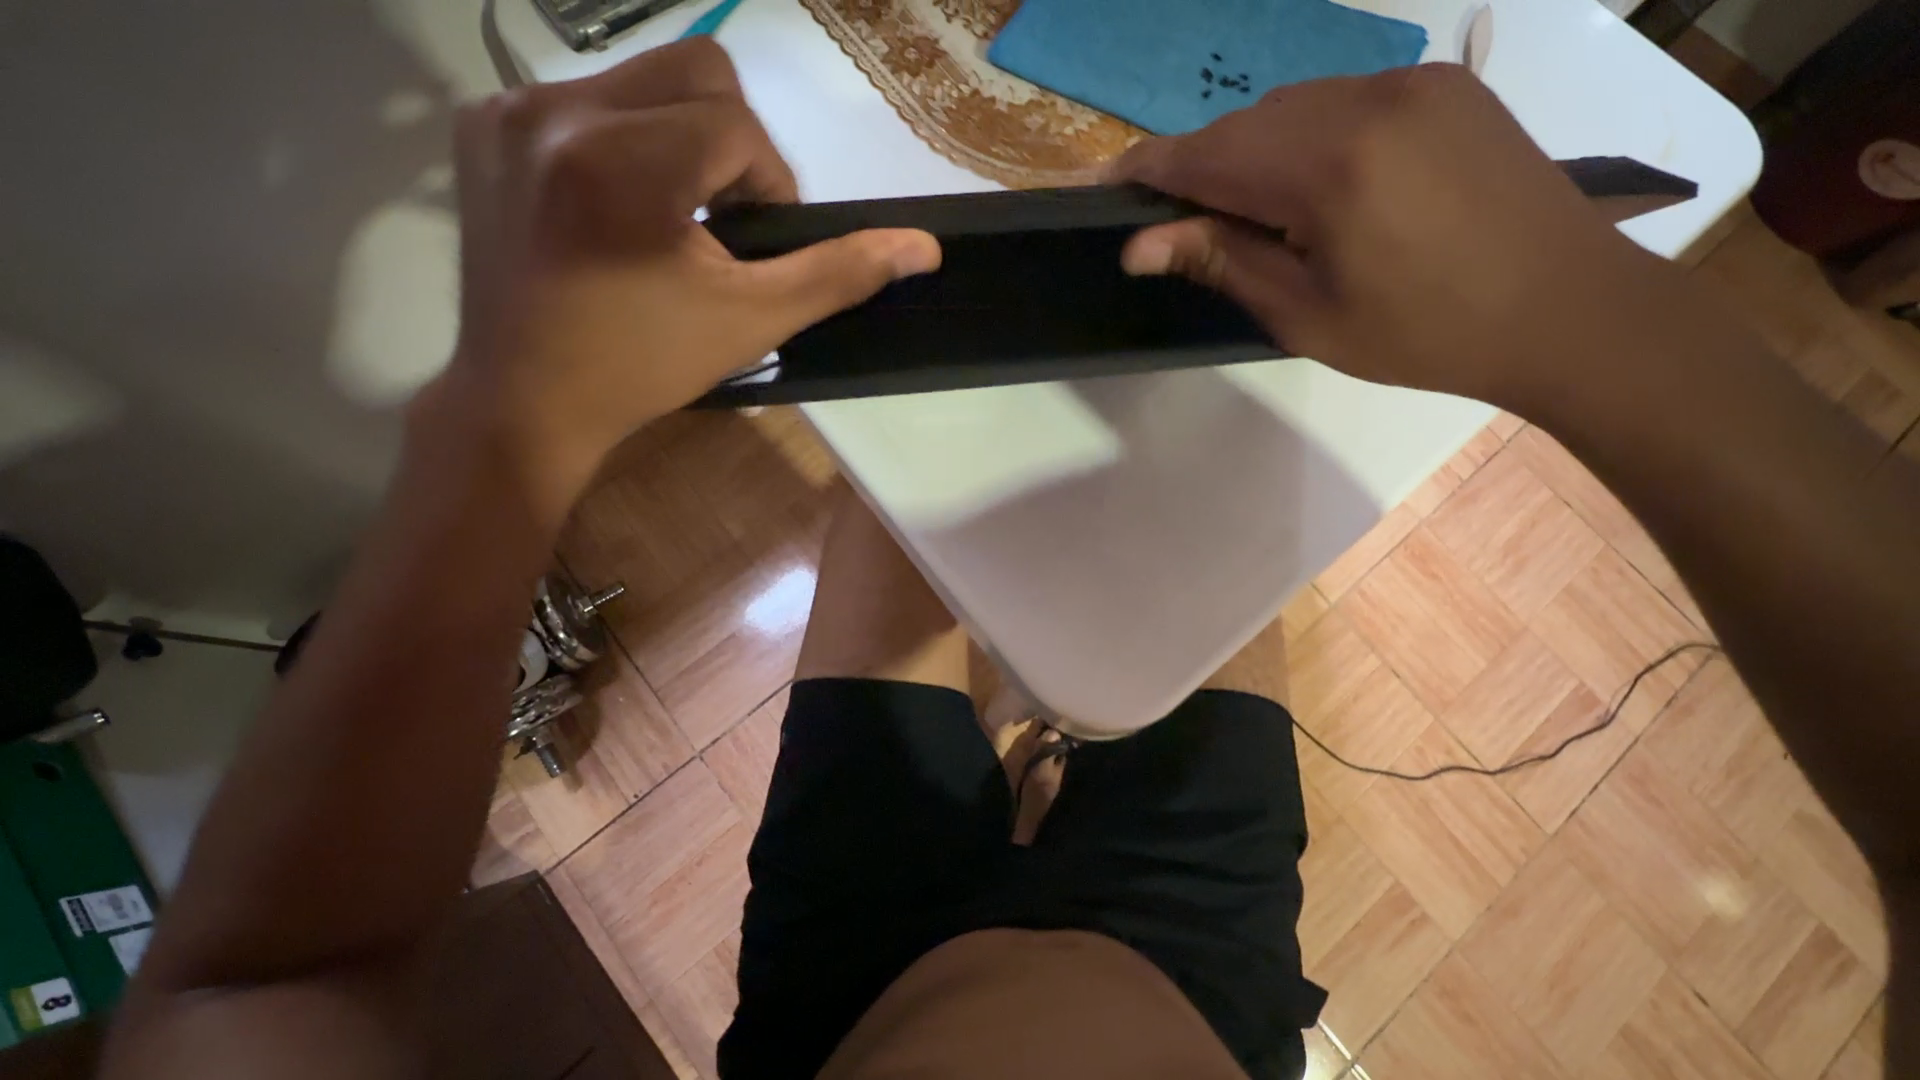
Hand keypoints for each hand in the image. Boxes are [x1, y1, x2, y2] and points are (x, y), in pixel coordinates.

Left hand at [426, 40, 940, 513]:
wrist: (525, 401)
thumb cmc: (641, 367)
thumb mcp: (751, 321)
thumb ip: (837, 272)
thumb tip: (924, 246)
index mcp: (623, 162)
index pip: (738, 123)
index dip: (767, 184)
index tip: (752, 245)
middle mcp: (557, 112)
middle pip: (697, 70)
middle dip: (730, 141)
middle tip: (719, 218)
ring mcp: (509, 112)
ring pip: (642, 78)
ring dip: (678, 136)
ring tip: (666, 215)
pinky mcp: (483, 124)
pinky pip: (586, 97)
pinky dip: (621, 139)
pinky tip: (613, 205)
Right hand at [1112, 63, 1670, 411]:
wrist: (1566, 310)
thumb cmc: (1426, 335)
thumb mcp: (1307, 315)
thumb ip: (1222, 263)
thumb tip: (1139, 245)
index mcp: (1331, 167)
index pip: (1208, 154)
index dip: (1147, 169)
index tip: (1102, 185)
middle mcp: (1369, 99)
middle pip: (1244, 122)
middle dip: (1197, 164)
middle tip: (1170, 216)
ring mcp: (1413, 82)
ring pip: (1291, 104)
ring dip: (1251, 149)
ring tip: (1244, 209)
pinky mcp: (1444, 85)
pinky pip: (1342, 98)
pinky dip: (1303, 134)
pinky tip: (1308, 184)